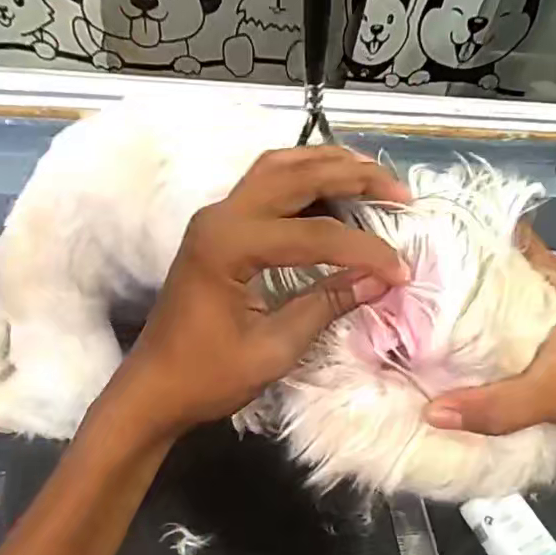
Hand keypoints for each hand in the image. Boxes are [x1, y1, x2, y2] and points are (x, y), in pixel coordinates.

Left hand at [111, 146, 411, 435]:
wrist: (154, 388)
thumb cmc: (207, 377)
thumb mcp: (275, 348)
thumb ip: (327, 305)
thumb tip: (380, 280)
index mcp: (229, 245)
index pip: (315, 235)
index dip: (365, 250)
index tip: (401, 272)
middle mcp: (220, 216)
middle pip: (297, 175)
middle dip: (355, 178)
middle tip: (400, 193)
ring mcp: (217, 216)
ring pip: (279, 168)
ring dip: (328, 166)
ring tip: (373, 177)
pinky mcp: (219, 227)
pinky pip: (267, 184)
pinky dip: (305, 179)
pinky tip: (334, 192)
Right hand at [423, 234, 555, 442]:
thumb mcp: (555, 393)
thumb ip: (496, 405)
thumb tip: (430, 412)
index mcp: (550, 281)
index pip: (505, 235)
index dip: (463, 228)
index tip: (417, 233)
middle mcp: (544, 293)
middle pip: (489, 271)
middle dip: (447, 274)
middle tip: (399, 281)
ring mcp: (544, 322)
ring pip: (492, 306)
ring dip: (459, 311)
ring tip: (410, 314)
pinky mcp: (544, 352)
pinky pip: (498, 339)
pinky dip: (474, 343)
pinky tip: (445, 355)